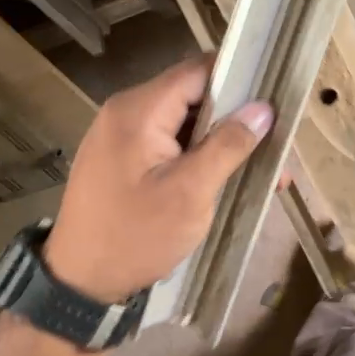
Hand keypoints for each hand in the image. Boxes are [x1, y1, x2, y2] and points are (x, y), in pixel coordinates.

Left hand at [43, 57, 272, 303]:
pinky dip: (199, 154)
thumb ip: (228, 145)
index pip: (198, 71)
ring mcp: (122, 134)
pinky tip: (227, 178)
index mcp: (139, 110)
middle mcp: (126, 111)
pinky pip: (169, 141)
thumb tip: (263, 109)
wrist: (78, 284)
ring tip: (262, 168)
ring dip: (221, 140)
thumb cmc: (135, 236)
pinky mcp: (123, 157)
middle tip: (276, 143)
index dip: (239, 78)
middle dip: (236, 116)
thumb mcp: (190, 192)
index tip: (275, 97)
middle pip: (193, 94)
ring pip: (185, 120)